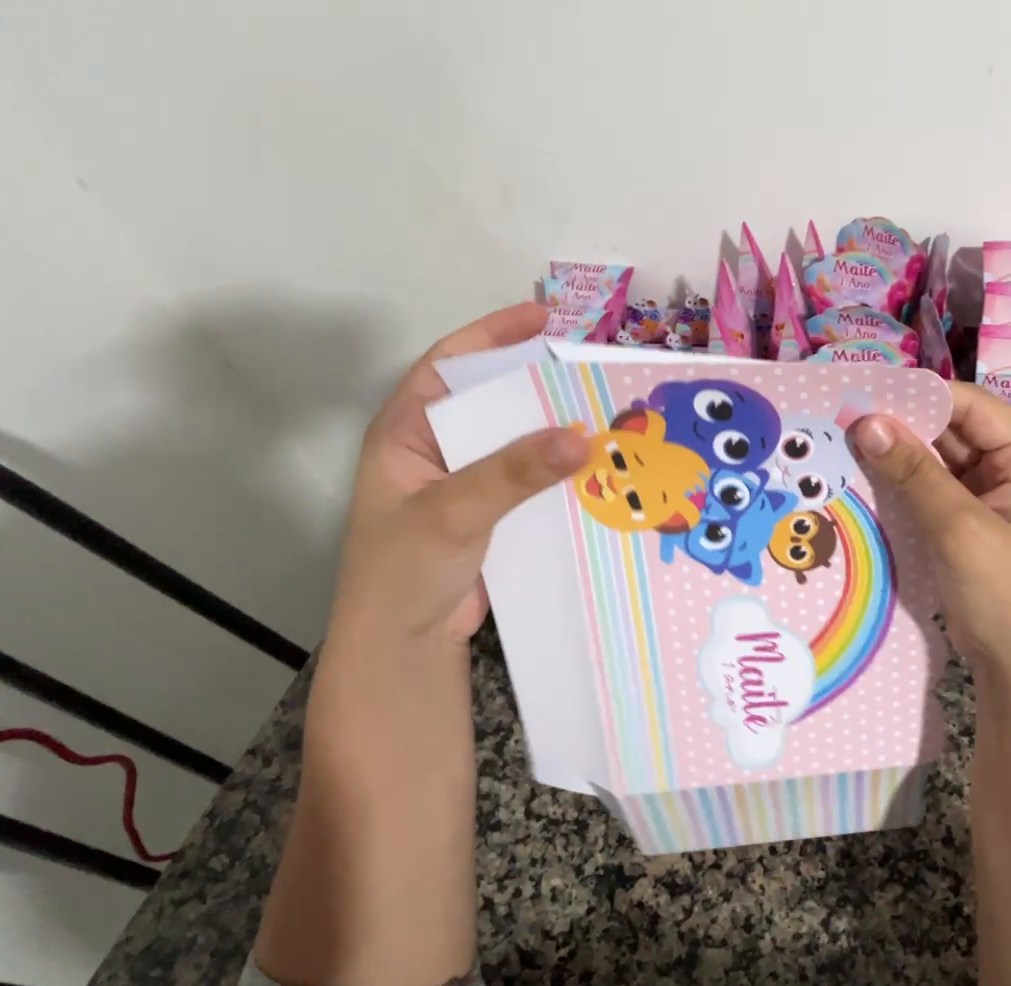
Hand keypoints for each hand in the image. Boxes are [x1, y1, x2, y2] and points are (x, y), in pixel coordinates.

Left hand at [327, 302, 587, 646]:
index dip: (493, 335)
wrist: (402, 644)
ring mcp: (466, 486)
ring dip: (556, 435)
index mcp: (406, 432)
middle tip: (593, 373)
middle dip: (540, 386)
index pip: (449, 366)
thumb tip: (580, 439)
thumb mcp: (452, 512)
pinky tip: (598, 473)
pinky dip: (560, 476)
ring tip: (608, 418)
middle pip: (494, 403)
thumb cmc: (402, 570)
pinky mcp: (492, 518)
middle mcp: (437, 451)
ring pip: (518, 446)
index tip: (543, 317)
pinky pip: (531, 484)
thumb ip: (511, 474)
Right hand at [849, 383, 1010, 675]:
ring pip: (934, 463)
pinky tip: (860, 484)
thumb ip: (914, 473)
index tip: (858, 396)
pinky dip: (900, 490)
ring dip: (894, 459)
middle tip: (837, 421)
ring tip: (838, 446)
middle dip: (899, 428)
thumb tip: (866, 421)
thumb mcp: (960, 530)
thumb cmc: (1007, 598)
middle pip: (950, 432)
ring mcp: (989, 499)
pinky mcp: (967, 527)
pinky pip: (929, 494)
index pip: (968, 406)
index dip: (915, 398)